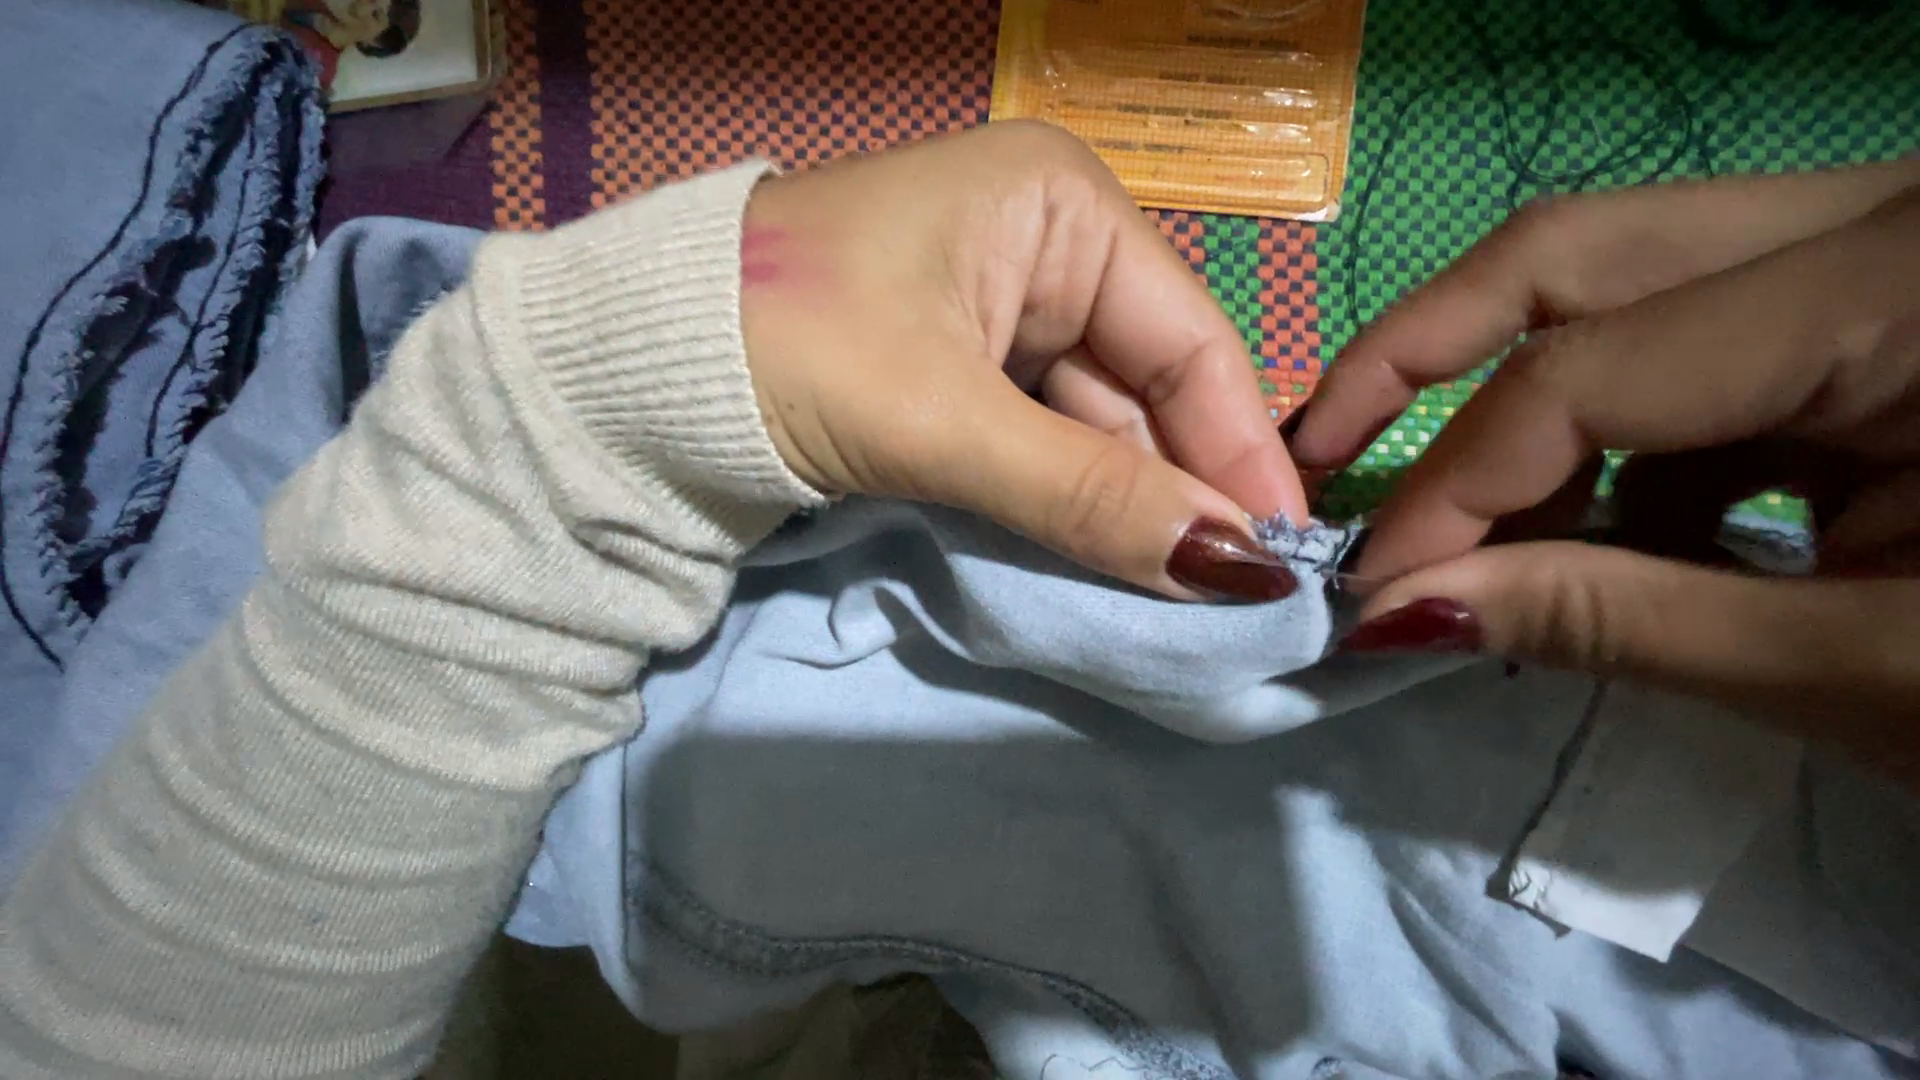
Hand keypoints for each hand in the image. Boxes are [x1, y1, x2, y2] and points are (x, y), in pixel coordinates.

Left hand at [739, 121, 1308, 600]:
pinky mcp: (967, 376)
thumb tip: (1230, 568)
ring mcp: (1005, 317)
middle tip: (1238, 595)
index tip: (1281, 553)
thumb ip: (1087, 494)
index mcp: (1060, 208)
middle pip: (1150, 387)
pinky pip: (1047, 444)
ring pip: (1099, 426)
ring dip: (1131, 507)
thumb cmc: (789, 348)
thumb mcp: (944, 420)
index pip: (1189, 340)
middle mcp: (1046, 251)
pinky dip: (1073, 504)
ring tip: (1186, 594)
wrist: (633, 370)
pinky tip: (1112, 558)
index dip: (1240, 451)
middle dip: (1185, 489)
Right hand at [1290, 160, 1919, 784]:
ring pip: (1609, 283)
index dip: (1452, 490)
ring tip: (1467, 524)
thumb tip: (1397, 618)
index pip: (1580, 377)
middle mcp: (1888, 220)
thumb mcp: (1872, 677)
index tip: (1377, 589)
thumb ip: (1604, 623)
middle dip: (1413, 355)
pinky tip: (1603, 534)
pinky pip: (1680, 352)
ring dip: (1510, 412)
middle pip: (1565, 251)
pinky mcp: (1874, 315)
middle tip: (1321, 445)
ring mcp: (1882, 258)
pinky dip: (1605, 446)